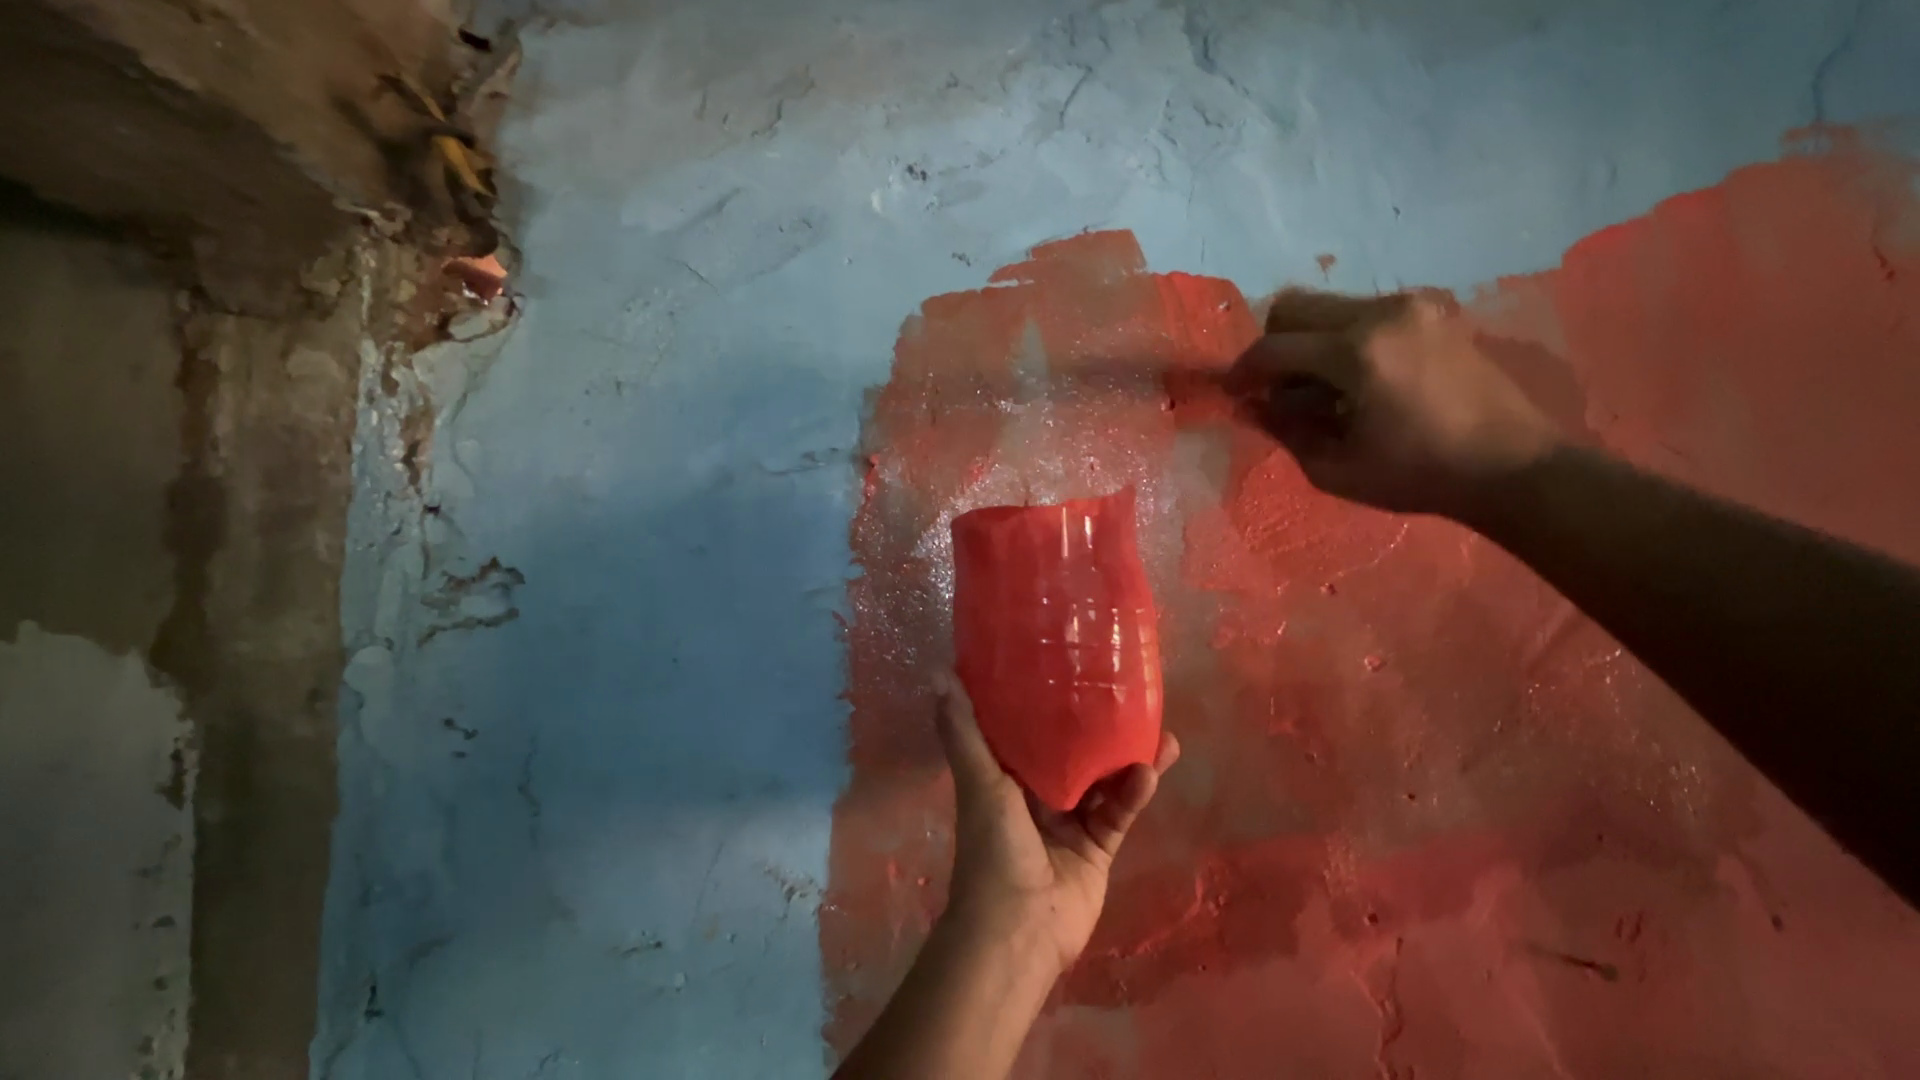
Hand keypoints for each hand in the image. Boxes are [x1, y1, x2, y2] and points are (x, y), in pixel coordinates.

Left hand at [933, 671, 1179, 974]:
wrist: (1018, 930)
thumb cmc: (992, 850)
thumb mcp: (978, 783)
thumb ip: (964, 732)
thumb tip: (941, 673)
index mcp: (1004, 778)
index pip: (1027, 729)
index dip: (1046, 701)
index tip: (1071, 666)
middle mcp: (1037, 795)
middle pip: (1073, 752)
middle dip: (1099, 728)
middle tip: (1129, 697)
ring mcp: (1070, 822)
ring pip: (1104, 780)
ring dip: (1129, 758)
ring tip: (1160, 731)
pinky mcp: (1098, 848)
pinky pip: (1119, 813)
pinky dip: (1134, 794)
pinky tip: (1150, 772)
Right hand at [1226, 288, 1564, 518]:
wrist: (1512, 466)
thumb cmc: (1419, 476)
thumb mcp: (1336, 469)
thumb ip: (1286, 432)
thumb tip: (1255, 406)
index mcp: (1357, 353)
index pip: (1274, 349)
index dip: (1243, 372)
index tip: (1232, 394)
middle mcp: (1381, 314)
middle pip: (1294, 306)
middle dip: (1273, 345)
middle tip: (1276, 388)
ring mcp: (1411, 307)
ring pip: (1329, 306)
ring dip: (1309, 342)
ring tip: (1320, 390)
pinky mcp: (1432, 313)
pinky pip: (1364, 313)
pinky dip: (1343, 339)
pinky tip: (1357, 380)